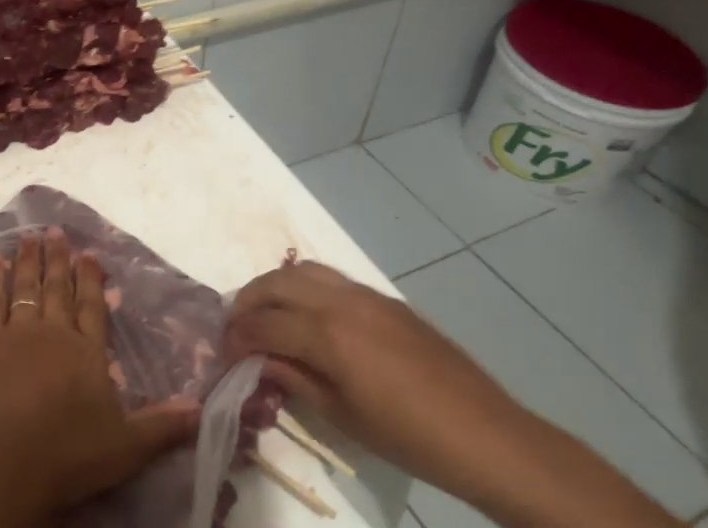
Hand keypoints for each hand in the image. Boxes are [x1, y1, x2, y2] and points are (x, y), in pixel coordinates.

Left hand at [0, 230, 199, 527]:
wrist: (2, 459)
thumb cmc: (66, 454)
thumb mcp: (126, 447)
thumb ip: (162, 426)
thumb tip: (202, 410)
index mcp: (88, 353)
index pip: (93, 308)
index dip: (92, 280)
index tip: (89, 253)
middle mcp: (54, 334)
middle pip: (58, 290)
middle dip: (59, 260)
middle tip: (55, 231)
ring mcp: (16, 335)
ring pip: (25, 289)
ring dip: (27, 262)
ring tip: (28, 237)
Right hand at [225, 262, 682, 527]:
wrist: (483, 433)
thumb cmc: (408, 436)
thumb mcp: (341, 416)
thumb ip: (294, 380)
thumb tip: (259, 362)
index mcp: (327, 333)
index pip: (264, 323)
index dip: (238, 335)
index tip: (223, 348)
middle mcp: (342, 301)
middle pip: (278, 283)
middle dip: (248, 299)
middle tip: (235, 323)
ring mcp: (367, 296)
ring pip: (305, 271)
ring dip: (276, 285)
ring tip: (264, 310)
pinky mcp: (387, 300)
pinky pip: (333, 280)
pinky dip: (306, 287)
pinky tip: (306, 314)